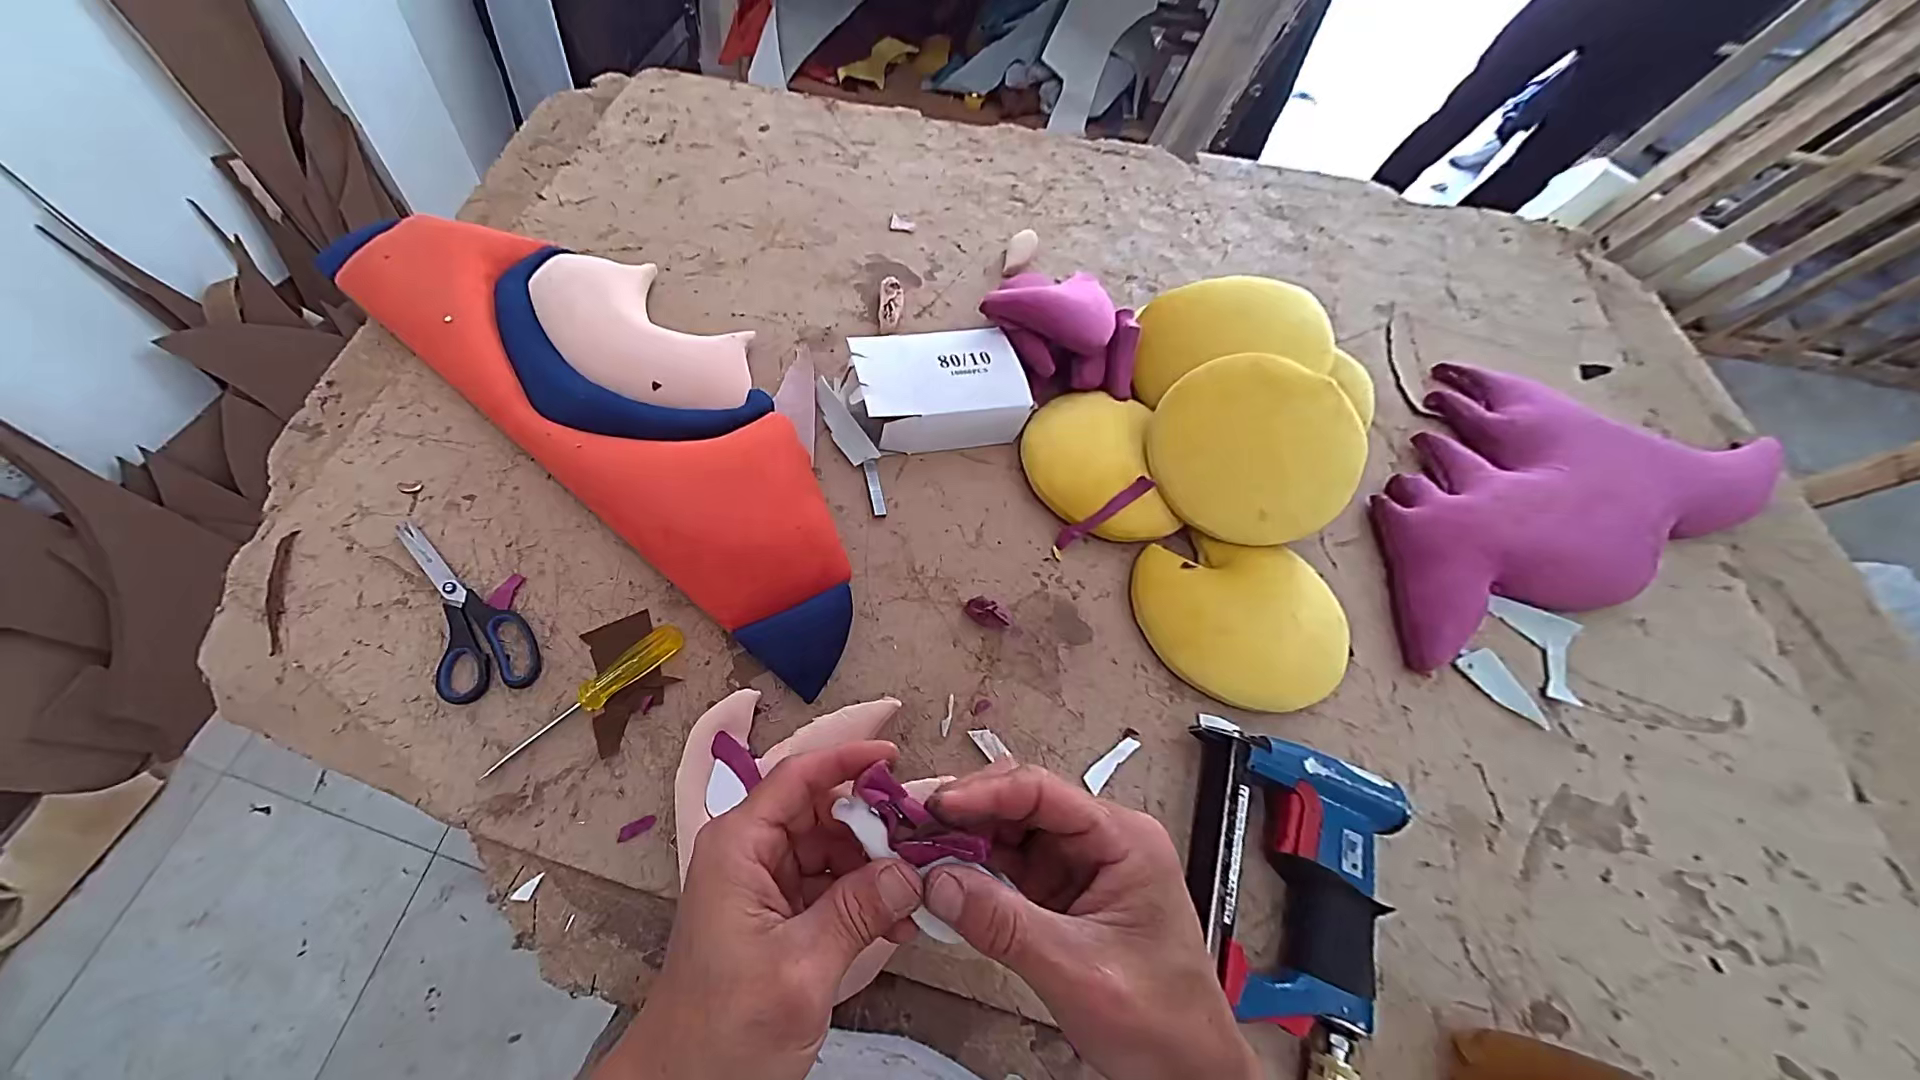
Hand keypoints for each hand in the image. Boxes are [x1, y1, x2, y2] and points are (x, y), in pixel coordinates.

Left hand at [597, 741, 925, 1079]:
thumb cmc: (722, 1035)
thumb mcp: (800, 969)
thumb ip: (859, 911)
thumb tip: (911, 871)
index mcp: (740, 847)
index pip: (798, 777)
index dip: (846, 759)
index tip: (893, 758)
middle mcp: (751, 852)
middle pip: (822, 810)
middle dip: (872, 825)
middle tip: (918, 845)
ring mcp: (766, 880)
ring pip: (833, 845)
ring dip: (874, 865)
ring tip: (914, 893)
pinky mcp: (780, 909)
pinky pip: (831, 881)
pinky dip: (864, 894)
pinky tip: (896, 918)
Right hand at [923, 762, 1258, 1079]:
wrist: (1187, 1074)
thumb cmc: (1164, 1022)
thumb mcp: (1079, 971)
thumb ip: (1006, 924)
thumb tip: (942, 883)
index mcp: (1123, 838)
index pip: (1043, 792)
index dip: (985, 793)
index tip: (938, 807)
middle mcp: (1100, 839)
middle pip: (1021, 803)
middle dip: (966, 812)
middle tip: (917, 827)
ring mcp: (1077, 863)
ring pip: (1008, 831)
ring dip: (964, 840)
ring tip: (921, 851)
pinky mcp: (1059, 888)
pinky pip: (1007, 865)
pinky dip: (973, 870)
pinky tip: (945, 878)